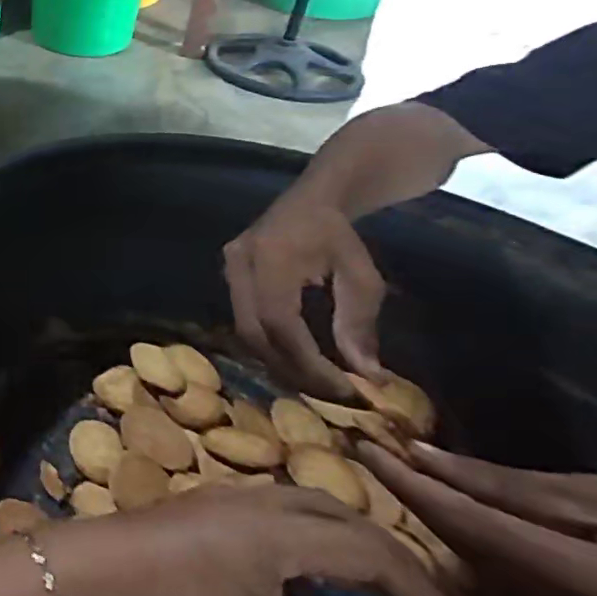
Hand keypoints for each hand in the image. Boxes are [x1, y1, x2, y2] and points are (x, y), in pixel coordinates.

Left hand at [46, 484, 456, 595]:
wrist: (88, 579)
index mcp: (274, 530)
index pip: (367, 550)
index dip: (421, 589)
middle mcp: (251, 501)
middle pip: (336, 513)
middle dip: (386, 554)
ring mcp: (221, 498)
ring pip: (301, 506)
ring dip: (342, 541)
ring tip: (372, 592)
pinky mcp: (200, 508)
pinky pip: (270, 512)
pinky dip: (304, 539)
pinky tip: (308, 581)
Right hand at [223, 189, 385, 398]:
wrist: (309, 201)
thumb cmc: (338, 236)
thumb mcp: (362, 276)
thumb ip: (360, 323)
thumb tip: (366, 374)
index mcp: (271, 257)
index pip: (278, 320)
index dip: (307, 360)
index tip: (343, 388)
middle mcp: (240, 263)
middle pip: (253, 330)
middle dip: (290, 368)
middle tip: (329, 394)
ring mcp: (229, 268)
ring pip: (244, 329)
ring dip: (278, 361)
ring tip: (315, 380)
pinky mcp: (229, 275)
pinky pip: (243, 319)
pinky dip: (269, 345)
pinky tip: (295, 357)